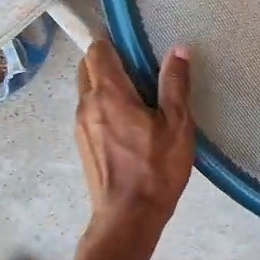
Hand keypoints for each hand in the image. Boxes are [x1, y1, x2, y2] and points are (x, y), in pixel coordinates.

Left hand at [76, 39, 194, 229]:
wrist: (129, 216)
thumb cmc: (156, 168)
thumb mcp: (177, 124)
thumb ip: (175, 84)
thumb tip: (178, 50)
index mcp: (108, 94)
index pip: (97, 50)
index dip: (116, 43)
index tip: (139, 49)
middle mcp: (87, 105)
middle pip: (87, 67)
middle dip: (110, 61)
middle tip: (143, 73)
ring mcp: (81, 126)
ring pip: (88, 90)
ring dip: (108, 85)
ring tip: (141, 99)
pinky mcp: (84, 144)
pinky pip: (91, 111)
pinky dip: (106, 106)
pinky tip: (132, 124)